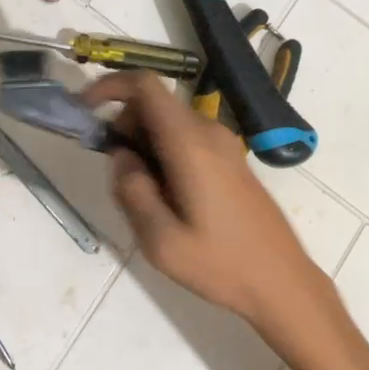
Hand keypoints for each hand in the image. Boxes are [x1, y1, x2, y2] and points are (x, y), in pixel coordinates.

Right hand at [84, 72, 322, 322]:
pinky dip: (162, 152)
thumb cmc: (221, 265)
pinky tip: (167, 199)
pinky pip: (184, 138)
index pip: (145, 85)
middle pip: (152, 104)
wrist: (283, 284)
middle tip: (118, 175)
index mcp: (190, 144)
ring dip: (143, 144)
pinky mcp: (230, 159)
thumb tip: (121, 156)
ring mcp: (223, 144)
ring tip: (145, 197)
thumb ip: (131, 190)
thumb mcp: (160, 241)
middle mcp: (208, 132)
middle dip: (124, 127)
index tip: (85, 110)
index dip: (109, 86)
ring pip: (167, 122)